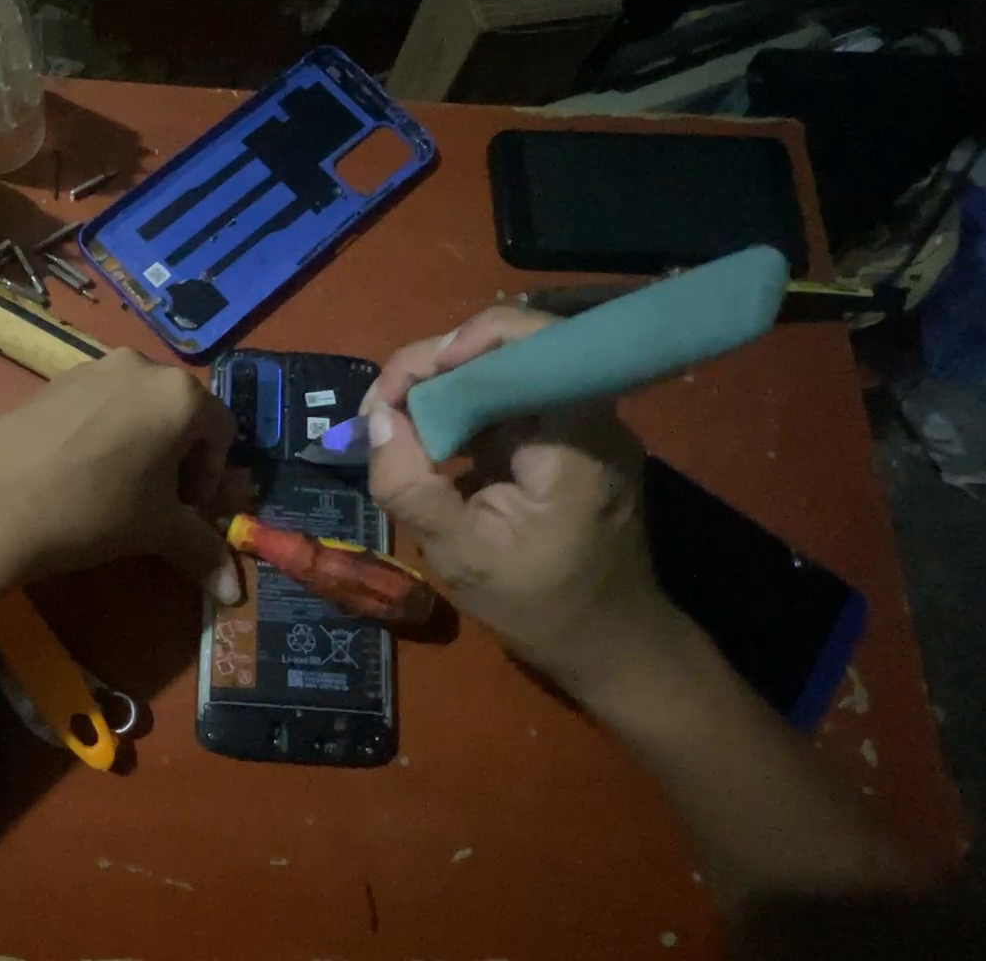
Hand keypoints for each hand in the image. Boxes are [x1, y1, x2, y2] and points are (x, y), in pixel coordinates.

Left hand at [0, 350, 242, 603]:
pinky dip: (105, 435)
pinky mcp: (53, 380)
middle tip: (155, 504)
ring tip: (114, 490)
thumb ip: (203, 552)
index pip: (223, 432)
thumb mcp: (155, 530)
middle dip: (178, 462)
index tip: (185, 512)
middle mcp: (142, 366)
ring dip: (142, 447)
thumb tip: (235, 595)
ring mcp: (93, 368)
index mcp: (180, 393)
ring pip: (138, 408)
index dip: (211, 478)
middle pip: (180, 415)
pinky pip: (99, 405)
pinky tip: (78, 473)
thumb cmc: (93, 508)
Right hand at [362, 308, 664, 686]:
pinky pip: (501, 398)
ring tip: (390, 425)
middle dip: (429, 371)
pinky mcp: (561, 434)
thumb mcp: (459, 555)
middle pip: (503, 349)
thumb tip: (376, 418)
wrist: (609, 642)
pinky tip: (423, 439)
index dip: (456, 347)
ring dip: (435, 389)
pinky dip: (454, 409)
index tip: (397, 392)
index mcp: (575, 438)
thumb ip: (410, 486)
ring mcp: (578, 420)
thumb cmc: (538, 606)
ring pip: (496, 370)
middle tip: (378, 413)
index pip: (528, 343)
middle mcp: (587, 412)